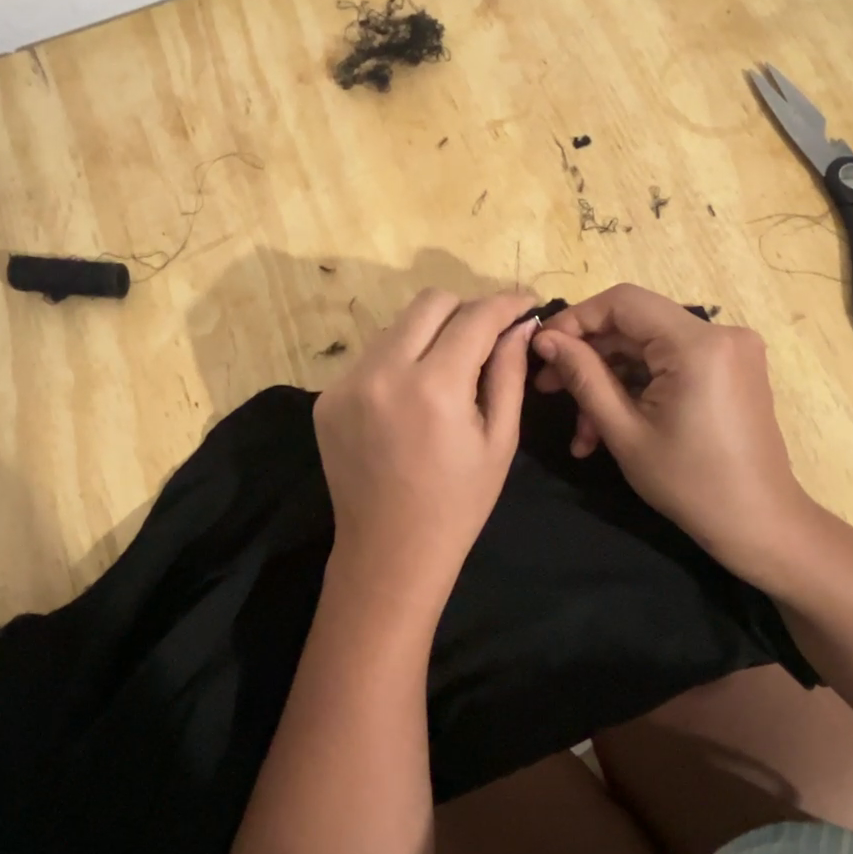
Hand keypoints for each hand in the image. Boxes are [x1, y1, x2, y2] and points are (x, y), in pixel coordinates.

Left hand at [314, 289, 539, 601]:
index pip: (475, 316)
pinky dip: (398, 362)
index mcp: (434, 386)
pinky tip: (412, 398)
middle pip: (429, 302)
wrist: (389, 551)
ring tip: (449, 369)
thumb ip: (508, 374)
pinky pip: (371, 358)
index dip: (506, 304)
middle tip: (487, 335)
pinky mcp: (327, 398)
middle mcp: (383, 372)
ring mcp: (347, 383)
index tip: (525, 304)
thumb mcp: (499, 441)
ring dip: (429, 334)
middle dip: (465, 309)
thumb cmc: (457, 504)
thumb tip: (517, 326)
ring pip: (396, 327)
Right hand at [531, 284, 816, 574]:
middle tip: (548, 390)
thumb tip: (544, 339)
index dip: (576, 319)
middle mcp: (720, 333)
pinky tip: (610, 427)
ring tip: (582, 431)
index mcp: (697, 344)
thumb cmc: (688, 483)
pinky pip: (670, 364)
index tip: (542, 349)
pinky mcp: (731, 369)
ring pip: (648, 349)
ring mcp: (730, 350)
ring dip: (610, 382)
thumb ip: (583, 376)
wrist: (757, 521)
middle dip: (589, 358)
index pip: (623, 302)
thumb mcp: (624, 431)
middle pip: (635, 325)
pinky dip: (638, 388)